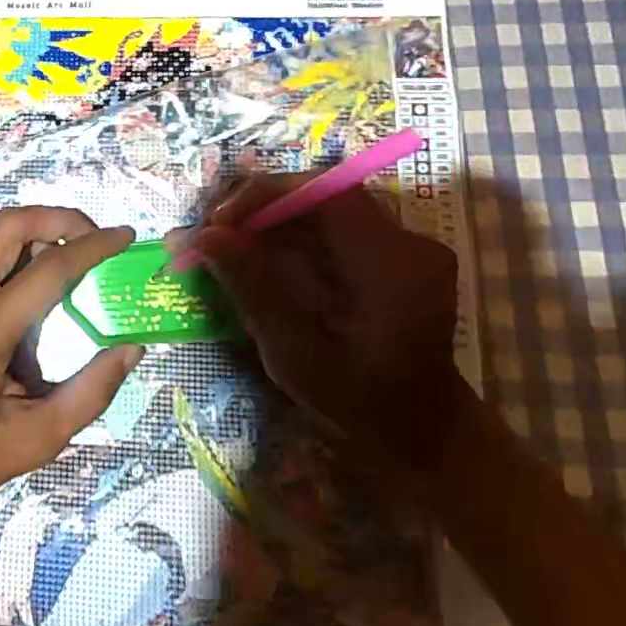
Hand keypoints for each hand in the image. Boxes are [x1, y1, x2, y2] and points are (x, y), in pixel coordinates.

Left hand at [0, 208, 143, 552]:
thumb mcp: (36, 441)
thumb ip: (90, 394)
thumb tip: (130, 349)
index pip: (49, 269)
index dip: (93, 246)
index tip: (123, 237)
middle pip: (8, 226)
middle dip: (57, 219)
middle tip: (88, 237)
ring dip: (19, 223)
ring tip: (48, 247)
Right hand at [189, 174, 462, 465]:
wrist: (422, 431)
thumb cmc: (360, 405)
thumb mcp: (295, 355)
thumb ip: (252, 289)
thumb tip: (202, 236)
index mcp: (393, 269)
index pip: (327, 196)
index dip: (267, 195)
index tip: (219, 222)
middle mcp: (410, 244)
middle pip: (325, 194)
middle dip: (263, 205)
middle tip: (216, 232)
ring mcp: (407, 245)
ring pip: (326, 205)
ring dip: (273, 218)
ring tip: (228, 242)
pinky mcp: (395, 251)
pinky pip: (335, 224)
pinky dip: (292, 233)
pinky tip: (259, 253)